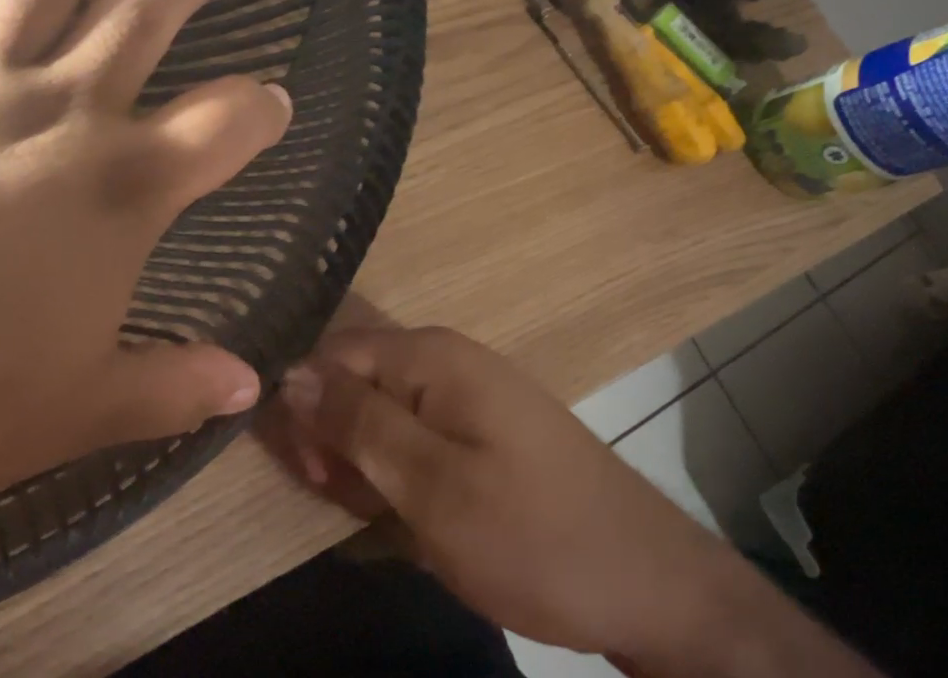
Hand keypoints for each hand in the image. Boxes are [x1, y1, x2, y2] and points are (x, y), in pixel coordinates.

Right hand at [272, 323, 881, 677]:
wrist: (658, 593)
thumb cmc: (535, 537)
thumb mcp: (431, 484)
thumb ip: (356, 422)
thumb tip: (289, 374)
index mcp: (431, 357)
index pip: (330, 354)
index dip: (306, 408)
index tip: (311, 472)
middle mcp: (447, 363)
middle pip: (353, 382)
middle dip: (335, 441)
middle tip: (347, 503)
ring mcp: (470, 398)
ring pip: (381, 416)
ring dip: (366, 466)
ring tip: (388, 518)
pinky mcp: (484, 435)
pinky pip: (415, 440)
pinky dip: (400, 477)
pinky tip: (412, 516)